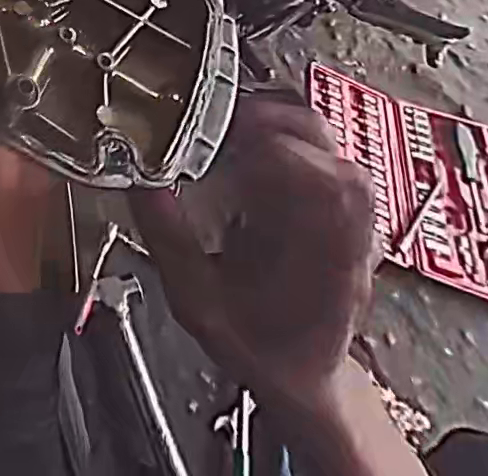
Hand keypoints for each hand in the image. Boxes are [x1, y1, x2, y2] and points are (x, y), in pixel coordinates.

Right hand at [129, 94, 378, 420]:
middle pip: (316, 136)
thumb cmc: (259, 343)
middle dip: (257, 117)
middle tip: (207, 118)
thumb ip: (169, 242)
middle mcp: (346, 223)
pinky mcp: (332, 195)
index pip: (315, 175)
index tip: (216, 134)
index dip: (264, 145)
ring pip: (317, 130)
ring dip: (264, 118)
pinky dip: (273, 129)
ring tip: (219, 127)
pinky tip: (240, 143)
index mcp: (323, 253)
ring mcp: (346, 205)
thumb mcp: (199, 303)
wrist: (304, 371)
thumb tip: (141, 181)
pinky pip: (310, 142)